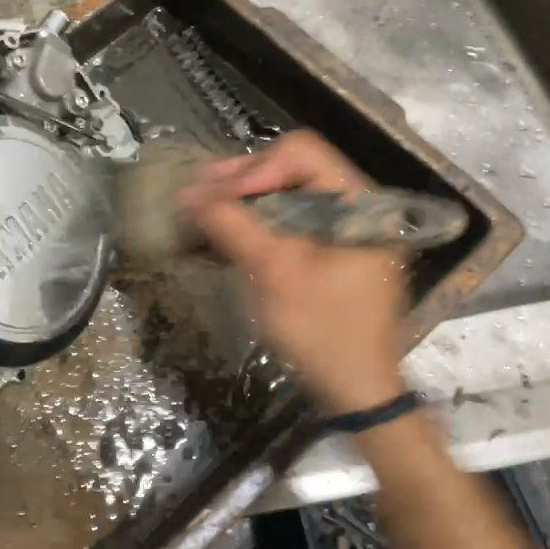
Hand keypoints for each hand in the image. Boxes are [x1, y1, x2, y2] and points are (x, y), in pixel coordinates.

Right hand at [180, 130, 408, 415]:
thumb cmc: (322, 330)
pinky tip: (217, 233)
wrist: (356, 395)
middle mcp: (358, 208)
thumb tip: (187, 193)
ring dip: (239, 202)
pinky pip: (286, 220)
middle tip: (197, 195)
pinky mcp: (328, 251)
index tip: (221, 195)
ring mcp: (344, 230)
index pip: (303, 154)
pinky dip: (252, 223)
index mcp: (362, 205)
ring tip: (198, 212)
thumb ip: (231, 224)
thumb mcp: (272, 272)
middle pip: (290, 169)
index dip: (255, 167)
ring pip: (283, 194)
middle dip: (239, 182)